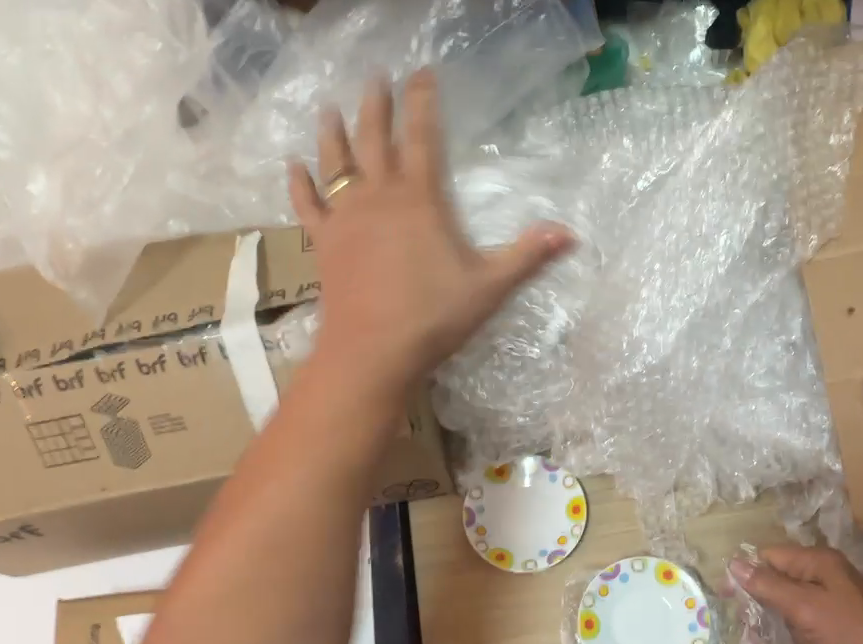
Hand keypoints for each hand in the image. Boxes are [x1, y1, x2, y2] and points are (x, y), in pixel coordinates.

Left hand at [287, 70, 573, 393]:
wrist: (373, 351)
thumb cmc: (434, 317)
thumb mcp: (489, 287)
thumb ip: (527, 256)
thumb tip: (569, 235)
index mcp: (419, 199)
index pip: (422, 137)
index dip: (423, 102)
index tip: (422, 73)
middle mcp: (378, 197)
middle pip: (374, 138)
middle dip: (377, 105)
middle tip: (376, 78)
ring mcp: (345, 218)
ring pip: (336, 163)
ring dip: (334, 132)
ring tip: (330, 107)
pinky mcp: (323, 243)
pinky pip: (308, 204)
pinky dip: (300, 182)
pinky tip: (294, 165)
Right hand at [730, 544, 862, 643]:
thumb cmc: (847, 629)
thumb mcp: (802, 605)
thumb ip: (767, 585)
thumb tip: (734, 564)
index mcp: (817, 562)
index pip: (771, 556)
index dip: (746, 572)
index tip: (725, 595)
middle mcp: (821, 576)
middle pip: (776, 578)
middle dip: (754, 597)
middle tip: (740, 621)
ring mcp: (825, 601)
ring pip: (784, 601)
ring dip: (766, 616)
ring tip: (751, 637)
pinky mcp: (827, 624)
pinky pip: (796, 620)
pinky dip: (781, 629)